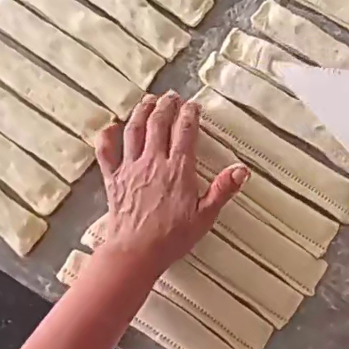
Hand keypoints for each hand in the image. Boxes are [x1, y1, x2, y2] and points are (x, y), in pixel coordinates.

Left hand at [95, 93, 245, 279]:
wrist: (136, 252)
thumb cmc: (171, 238)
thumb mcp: (204, 216)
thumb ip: (222, 190)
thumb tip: (241, 170)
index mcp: (178, 169)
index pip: (185, 131)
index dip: (189, 114)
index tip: (193, 106)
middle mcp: (153, 162)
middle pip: (159, 123)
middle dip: (166, 106)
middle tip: (171, 96)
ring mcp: (131, 168)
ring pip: (134, 130)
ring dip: (141, 111)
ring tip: (148, 101)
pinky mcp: (113, 178)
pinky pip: (106, 151)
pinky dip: (107, 136)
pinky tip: (111, 127)